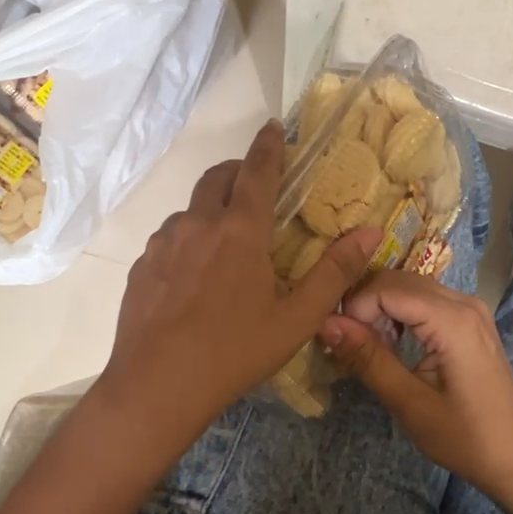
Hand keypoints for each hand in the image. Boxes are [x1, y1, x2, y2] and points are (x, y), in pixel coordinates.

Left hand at [98, 121, 378, 448]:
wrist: (157, 386)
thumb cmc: (235, 352)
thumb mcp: (297, 318)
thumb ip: (335, 272)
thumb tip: (372, 232)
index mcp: (241, 230)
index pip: (257, 170)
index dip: (268, 145)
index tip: (273, 127)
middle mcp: (198, 224)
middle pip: (216, 178)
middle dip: (237, 171)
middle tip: (254, 185)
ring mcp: (163, 244)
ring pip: (190, 210)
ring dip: (210, 210)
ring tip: (225, 244)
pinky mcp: (141, 267)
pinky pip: (168, 239)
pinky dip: (187, 241)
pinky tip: (193, 278)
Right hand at [320, 272, 512, 493]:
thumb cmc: (464, 436)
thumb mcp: (409, 403)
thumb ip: (368, 358)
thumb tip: (327, 324)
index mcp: (452, 320)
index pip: (386, 288)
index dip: (355, 308)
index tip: (339, 341)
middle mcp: (464, 302)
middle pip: (398, 280)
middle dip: (365, 304)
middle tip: (347, 343)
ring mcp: (471, 309)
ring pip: (410, 286)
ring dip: (381, 308)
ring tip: (369, 347)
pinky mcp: (471, 320)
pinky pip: (426, 299)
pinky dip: (401, 313)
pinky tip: (393, 344)